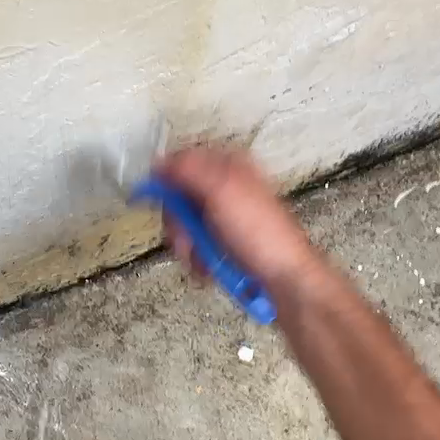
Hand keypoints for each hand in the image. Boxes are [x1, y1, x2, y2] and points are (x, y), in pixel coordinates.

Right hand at [152, 147, 328, 294]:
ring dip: (187, 245)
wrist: (283, 278)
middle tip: (187, 237)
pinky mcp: (223, 242)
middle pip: (178, 196)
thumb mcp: (221, 190)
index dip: (165, 181)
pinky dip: (197, 258)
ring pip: (184, 224)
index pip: (181, 161)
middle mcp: (226, 188)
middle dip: (178, 222)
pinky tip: (208, 266)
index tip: (156, 200)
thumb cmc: (257, 233)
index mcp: (229, 165)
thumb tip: (157, 162)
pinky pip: (195, 244)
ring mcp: (224, 217)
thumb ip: (188, 170)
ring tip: (201, 257)